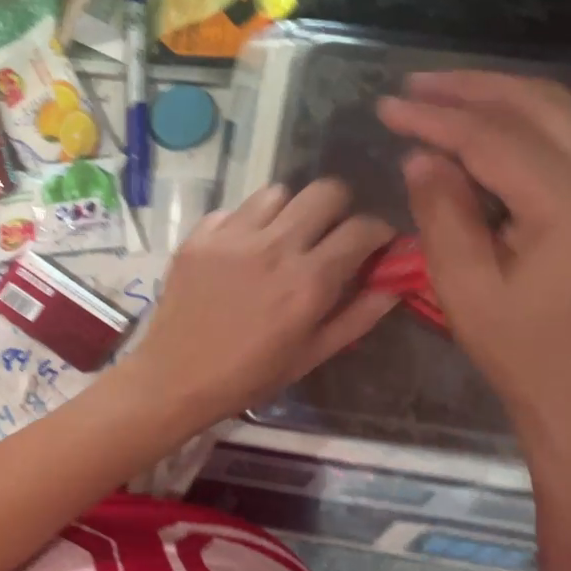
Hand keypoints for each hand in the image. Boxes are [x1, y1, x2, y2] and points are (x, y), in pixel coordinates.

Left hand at [121, 179, 396, 421]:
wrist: (174, 380)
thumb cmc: (247, 376)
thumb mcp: (312, 354)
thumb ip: (359, 315)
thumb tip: (396, 282)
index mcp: (310, 280)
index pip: (364, 226)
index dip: (376, 233)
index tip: (370, 247)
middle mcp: (273, 248)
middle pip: (325, 190)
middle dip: (337, 208)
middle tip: (326, 234)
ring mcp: (230, 240)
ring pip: (276, 193)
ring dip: (287, 211)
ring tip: (279, 239)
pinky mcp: (196, 241)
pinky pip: (230, 211)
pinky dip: (241, 224)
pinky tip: (238, 251)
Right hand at [377, 72, 570, 424]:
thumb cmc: (521, 346)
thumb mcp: (465, 286)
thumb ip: (443, 214)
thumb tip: (420, 157)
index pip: (493, 137)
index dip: (435, 119)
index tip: (385, 108)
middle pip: (540, 105)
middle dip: (471, 89)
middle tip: (411, 87)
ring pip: (564, 112)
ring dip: (500, 99)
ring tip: (441, 98)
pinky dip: (527, 123)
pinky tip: (488, 130)